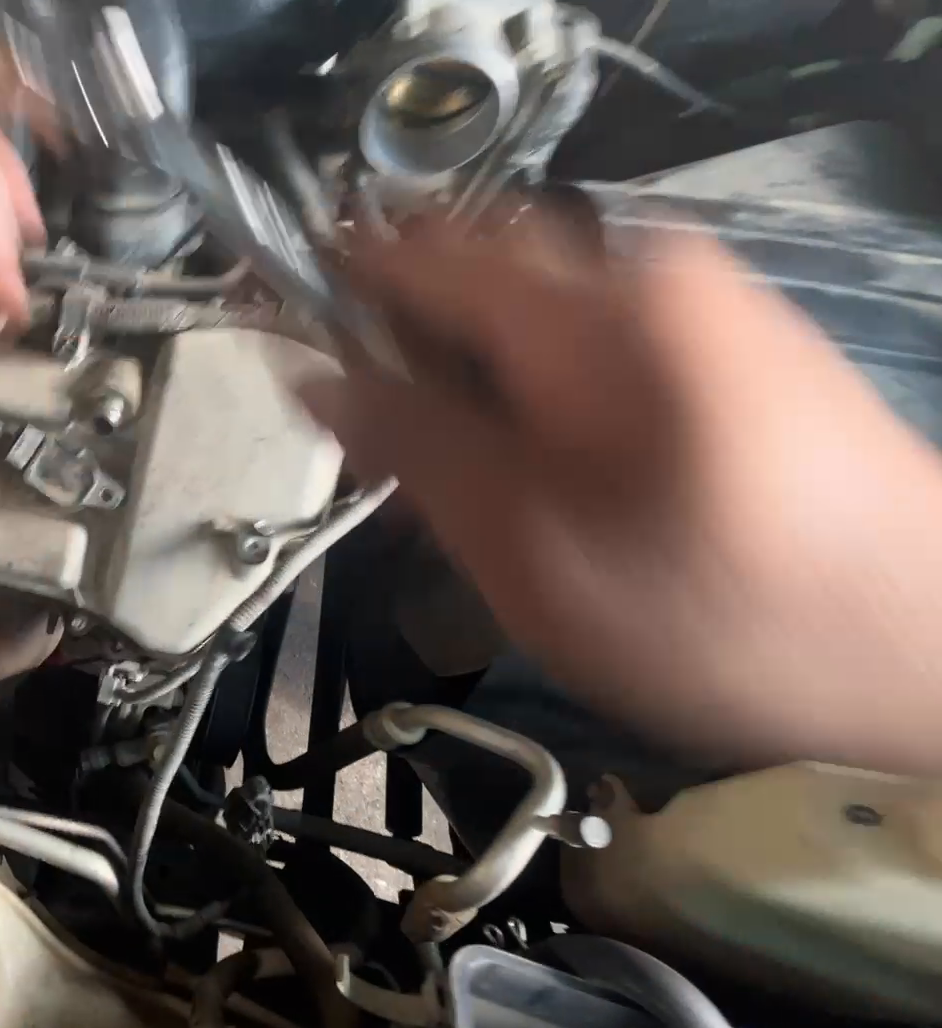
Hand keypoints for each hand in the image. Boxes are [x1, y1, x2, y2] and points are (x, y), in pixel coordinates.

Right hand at [304, 215, 941, 769]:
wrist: (923, 665)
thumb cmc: (711, 614)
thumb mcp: (518, 538)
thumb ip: (406, 442)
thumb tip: (312, 379)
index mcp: (594, 314)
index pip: (418, 252)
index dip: (327, 277)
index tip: (261, 308)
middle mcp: (643, 285)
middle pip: (462, 275)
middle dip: (384, 340)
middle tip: (343, 423)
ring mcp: (680, 317)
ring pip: (505, 319)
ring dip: (437, 377)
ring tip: (408, 465)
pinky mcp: (699, 358)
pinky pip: (558, 349)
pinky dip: (496, 395)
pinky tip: (486, 466)